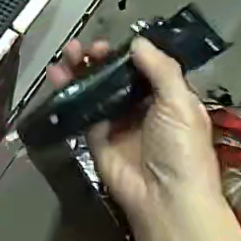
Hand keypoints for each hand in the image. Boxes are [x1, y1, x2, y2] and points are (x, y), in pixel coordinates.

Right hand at [46, 38, 220, 219]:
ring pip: (95, 90)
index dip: (126, 52)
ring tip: (67, 54)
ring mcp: (117, 123)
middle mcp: (141, 108)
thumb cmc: (182, 149)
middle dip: (98, 59)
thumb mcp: (181, 103)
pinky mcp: (96, 138)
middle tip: (84, 48)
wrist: (165, 199)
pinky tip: (58, 77)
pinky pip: (81, 112)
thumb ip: (161, 69)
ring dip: (81, 71)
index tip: (110, 43)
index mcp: (168, 98)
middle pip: (115, 76)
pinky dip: (69, 94)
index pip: (143, 67)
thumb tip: (138, 42)